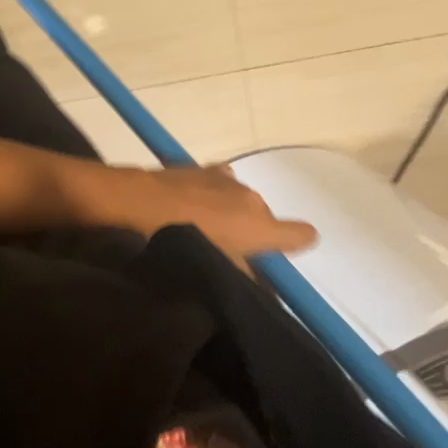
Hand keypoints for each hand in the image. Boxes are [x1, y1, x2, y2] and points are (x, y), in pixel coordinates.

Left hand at [129, 166, 317, 260]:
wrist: (144, 201)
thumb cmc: (184, 240)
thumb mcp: (219, 266)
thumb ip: (243, 273)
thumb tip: (255, 280)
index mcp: (262, 226)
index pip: (303, 234)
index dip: (292, 243)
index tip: (274, 253)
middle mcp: (253, 198)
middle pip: (263, 216)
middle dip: (249, 228)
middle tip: (224, 242)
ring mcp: (228, 179)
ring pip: (240, 198)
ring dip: (228, 207)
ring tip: (200, 220)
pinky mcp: (205, 166)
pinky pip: (220, 181)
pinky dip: (212, 190)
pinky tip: (190, 199)